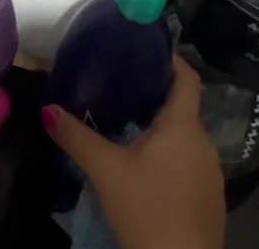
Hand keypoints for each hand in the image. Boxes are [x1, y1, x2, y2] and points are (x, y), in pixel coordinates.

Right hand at [43, 55, 224, 248]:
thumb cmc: (146, 208)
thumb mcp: (105, 170)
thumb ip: (76, 136)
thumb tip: (47, 108)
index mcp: (183, 125)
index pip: (187, 77)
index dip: (170, 59)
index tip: (144, 50)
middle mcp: (204, 142)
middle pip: (182, 107)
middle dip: (154, 96)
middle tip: (120, 88)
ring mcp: (211, 173)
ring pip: (185, 137)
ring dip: (161, 129)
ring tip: (127, 126)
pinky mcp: (210, 198)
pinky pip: (189, 162)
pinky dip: (169, 155)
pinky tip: (145, 168)